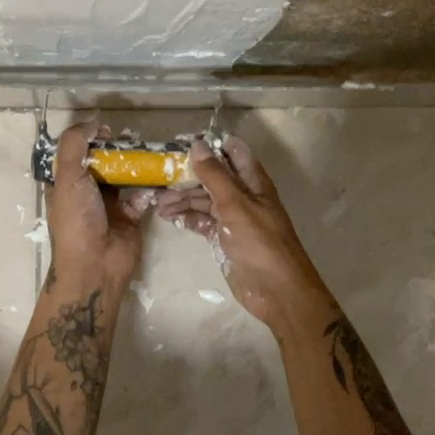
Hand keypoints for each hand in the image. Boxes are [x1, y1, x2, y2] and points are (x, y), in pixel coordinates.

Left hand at [46, 121, 156, 287]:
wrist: (96, 265)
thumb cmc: (76, 219)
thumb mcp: (68, 176)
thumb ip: (76, 144)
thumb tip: (93, 119)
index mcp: (65, 183)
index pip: (75, 153)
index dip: (89, 139)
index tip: (106, 129)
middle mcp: (87, 191)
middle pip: (104, 162)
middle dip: (118, 150)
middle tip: (134, 137)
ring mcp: (110, 204)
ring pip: (125, 176)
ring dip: (137, 164)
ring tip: (151, 151)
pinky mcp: (131, 215)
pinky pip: (143, 195)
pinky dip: (151, 186)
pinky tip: (159, 175)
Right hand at [157, 136, 332, 329]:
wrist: (276, 291)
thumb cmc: (261, 243)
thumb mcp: (235, 205)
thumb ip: (214, 175)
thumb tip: (196, 144)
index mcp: (253, 182)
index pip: (232, 152)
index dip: (210, 144)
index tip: (181, 142)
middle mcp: (243, 196)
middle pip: (212, 177)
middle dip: (187, 175)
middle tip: (159, 178)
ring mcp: (233, 218)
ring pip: (203, 200)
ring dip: (182, 198)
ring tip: (157, 203)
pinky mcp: (224, 238)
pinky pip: (201, 221)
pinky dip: (186, 217)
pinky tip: (168, 217)